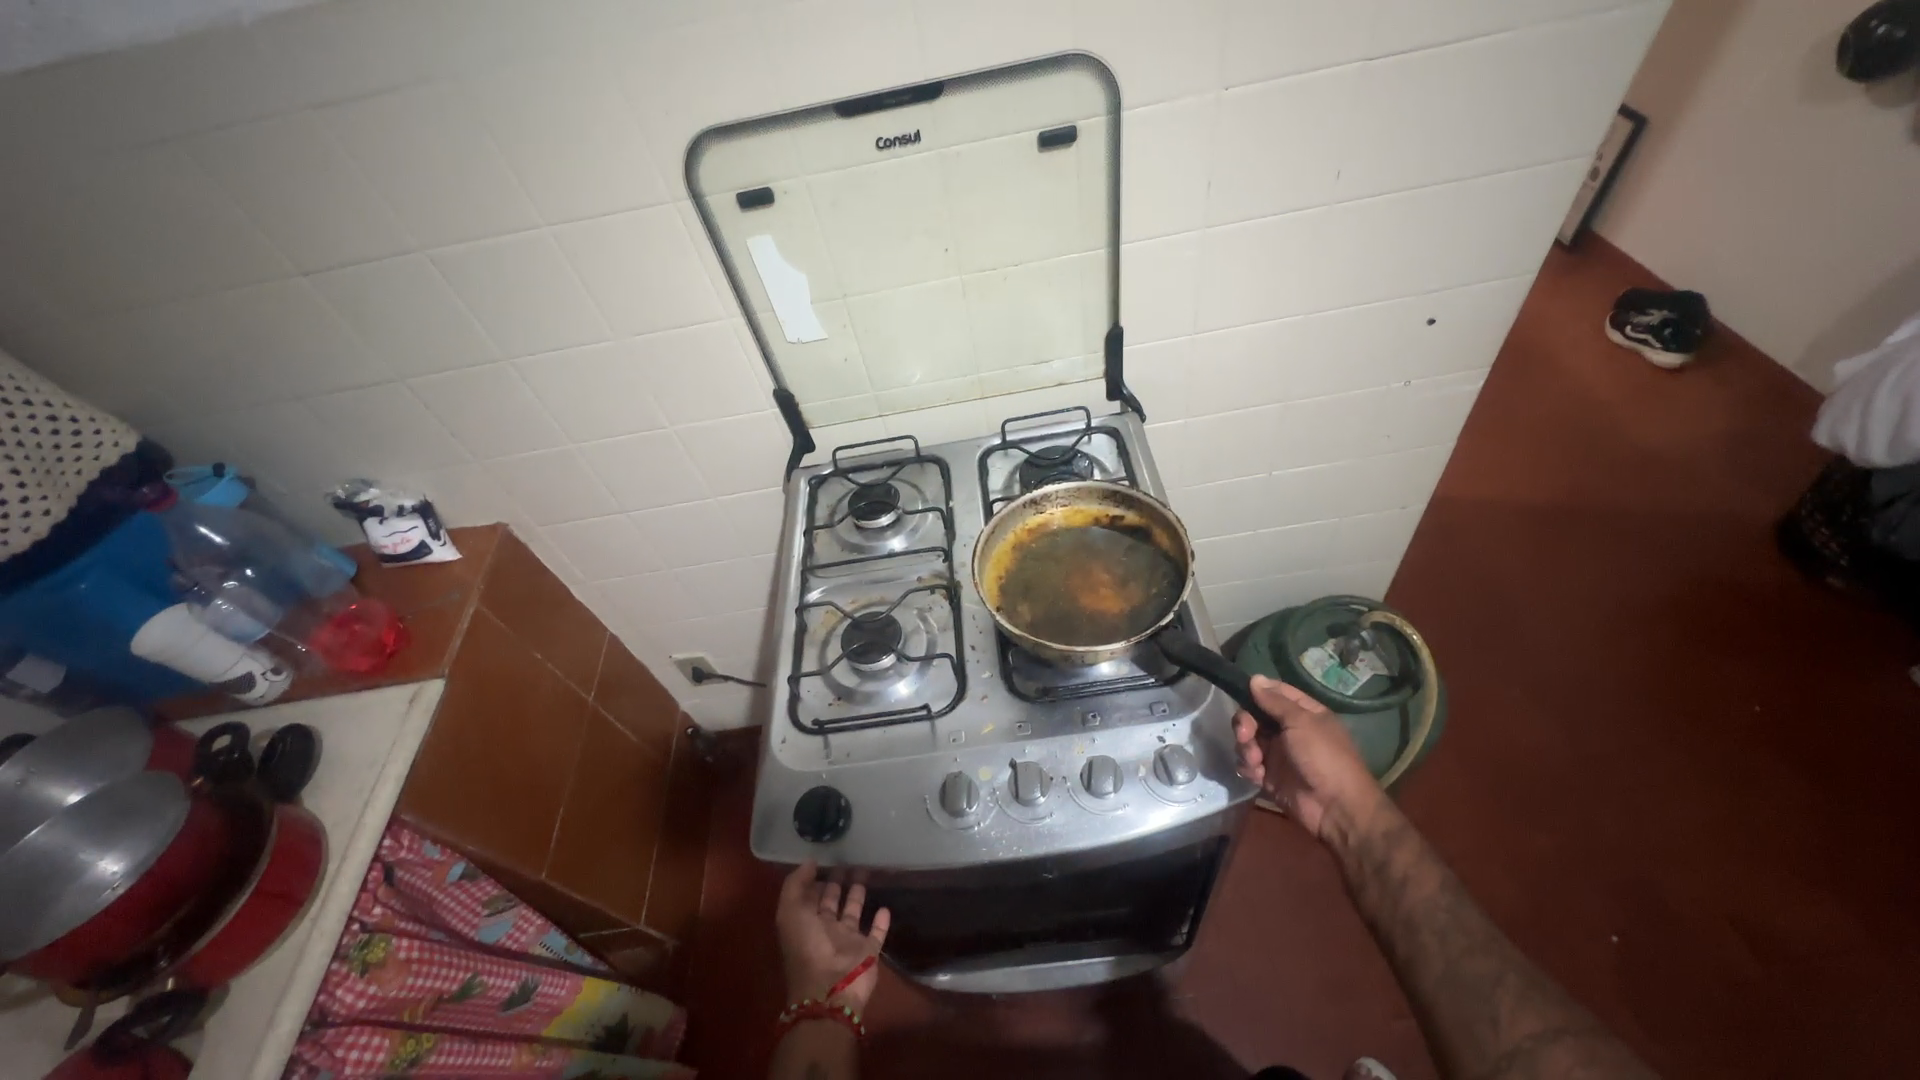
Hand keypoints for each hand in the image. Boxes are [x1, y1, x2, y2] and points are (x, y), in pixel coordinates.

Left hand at [775, 860, 890, 1011]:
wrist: (831, 989)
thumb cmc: (807, 947)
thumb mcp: (790, 912)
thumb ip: (795, 885)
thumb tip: (810, 862)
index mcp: (805, 923)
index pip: (809, 897)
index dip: (814, 880)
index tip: (825, 859)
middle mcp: (825, 931)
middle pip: (831, 903)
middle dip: (836, 883)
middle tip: (847, 861)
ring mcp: (848, 942)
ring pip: (853, 913)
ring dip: (857, 895)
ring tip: (865, 873)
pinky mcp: (868, 951)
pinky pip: (876, 933)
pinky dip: (881, 922)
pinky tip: (885, 907)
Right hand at [1233, 675, 1387, 849]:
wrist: (1335, 807)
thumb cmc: (1324, 757)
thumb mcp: (1302, 723)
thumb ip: (1275, 701)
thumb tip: (1255, 678)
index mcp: (1303, 714)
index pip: (1275, 694)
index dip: (1257, 692)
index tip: (1241, 692)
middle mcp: (1288, 731)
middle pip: (1254, 717)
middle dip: (1245, 724)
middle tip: (1245, 734)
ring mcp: (1277, 754)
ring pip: (1247, 741)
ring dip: (1246, 748)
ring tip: (1256, 761)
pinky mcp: (1268, 777)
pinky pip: (1248, 765)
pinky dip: (1248, 768)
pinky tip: (1258, 776)